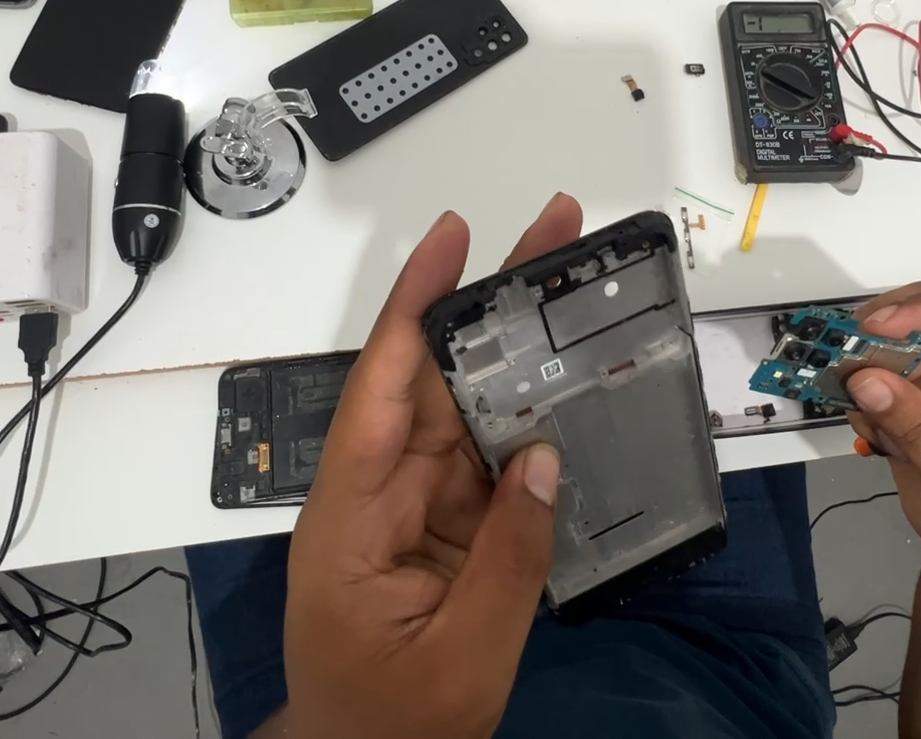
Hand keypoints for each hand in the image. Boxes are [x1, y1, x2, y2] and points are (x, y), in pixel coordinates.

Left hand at [270, 195, 583, 738]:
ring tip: (567, 287)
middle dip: (490, 298)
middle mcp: (381, 483)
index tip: (453, 237)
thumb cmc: (391, 725)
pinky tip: (567, 377)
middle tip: (550, 230)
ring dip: (515, 345)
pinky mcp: (449, 510)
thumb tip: (544, 457)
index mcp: (353, 513)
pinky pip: (490, 447)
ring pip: (468, 399)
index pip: (382, 387)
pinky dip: (528, 411)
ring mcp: (418, 493)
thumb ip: (506, 558)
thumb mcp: (459, 658)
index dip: (416, 303)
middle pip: (436, 372)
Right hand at [842, 283, 920, 590]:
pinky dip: (865, 384)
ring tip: (840, 369)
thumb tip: (862, 376)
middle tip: (850, 334)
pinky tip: (856, 410)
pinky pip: (889, 376)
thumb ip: (919, 428)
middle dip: (897, 322)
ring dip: (872, 351)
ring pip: (910, 343)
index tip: (881, 321)